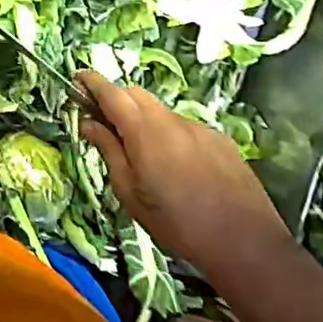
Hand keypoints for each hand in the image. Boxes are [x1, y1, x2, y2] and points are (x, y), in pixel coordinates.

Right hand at [76, 70, 290, 272]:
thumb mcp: (129, 193)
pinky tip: (177, 167)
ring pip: (161, 111)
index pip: (112, 93)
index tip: (78, 77)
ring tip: (142, 154)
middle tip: (104, 122)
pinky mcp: (220, 140)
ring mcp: (199, 128)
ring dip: (144, 120)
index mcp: (144, 131)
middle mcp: (171, 120)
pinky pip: (184, 127)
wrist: (245, 244)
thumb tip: (88, 123)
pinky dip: (169, 134)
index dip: (92, 82)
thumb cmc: (176, 224)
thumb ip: (108, 151)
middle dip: (117, 100)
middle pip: (136, 94)